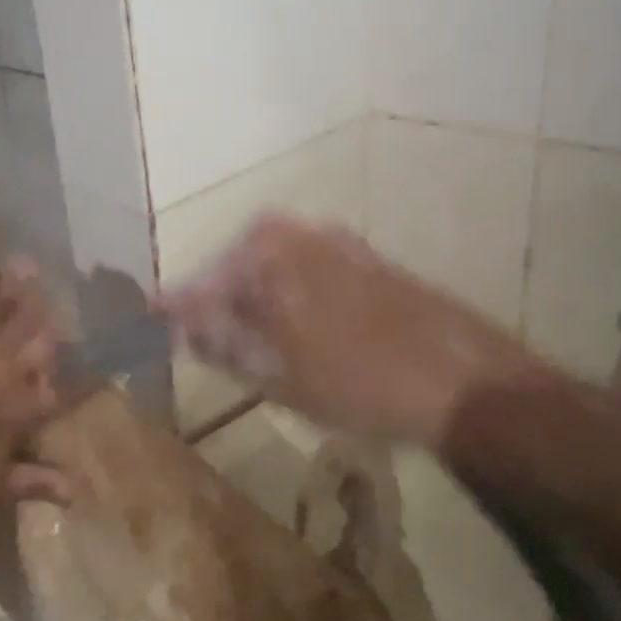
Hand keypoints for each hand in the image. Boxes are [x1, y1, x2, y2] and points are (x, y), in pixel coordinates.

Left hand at [0, 262, 68, 506]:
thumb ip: (36, 482)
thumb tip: (76, 491)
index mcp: (23, 408)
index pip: (65, 390)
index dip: (87, 378)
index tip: (106, 365)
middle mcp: (7, 372)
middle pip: (40, 341)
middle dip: (54, 322)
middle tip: (62, 302)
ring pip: (6, 314)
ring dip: (20, 291)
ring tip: (29, 265)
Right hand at [159, 215, 546, 446]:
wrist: (466, 384)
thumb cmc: (358, 383)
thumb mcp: (275, 374)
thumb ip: (219, 342)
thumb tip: (179, 324)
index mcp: (265, 256)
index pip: (199, 282)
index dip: (176, 308)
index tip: (154, 320)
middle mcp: (296, 236)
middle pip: (235, 266)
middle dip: (218, 298)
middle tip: (209, 335)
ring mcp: (336, 243)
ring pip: (272, 265)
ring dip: (255, 296)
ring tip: (253, 338)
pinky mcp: (367, 259)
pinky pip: (306, 268)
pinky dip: (290, 293)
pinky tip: (300, 330)